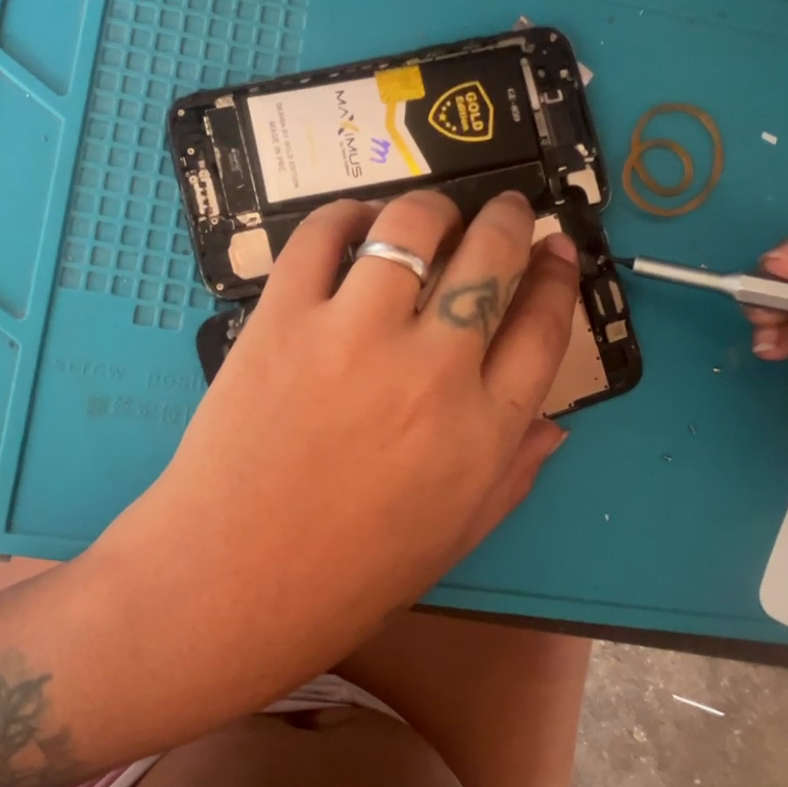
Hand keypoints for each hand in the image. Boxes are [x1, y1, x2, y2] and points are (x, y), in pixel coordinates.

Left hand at [94, 190, 580, 674]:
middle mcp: (431, 368)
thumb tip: (555, 424)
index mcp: (483, 430)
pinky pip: (320, 237)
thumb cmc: (348, 575)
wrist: (230, 578)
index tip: (558, 250)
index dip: (557, 278)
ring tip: (429, 214)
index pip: (543, 329)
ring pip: (410, 228)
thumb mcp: (453, 538)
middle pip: (490, 259)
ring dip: (430, 208)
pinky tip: (354, 220)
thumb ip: (512, 476)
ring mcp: (353, 335)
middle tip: (506, 208)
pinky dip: (343, 214)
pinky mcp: (283, 318)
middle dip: (509, 220)